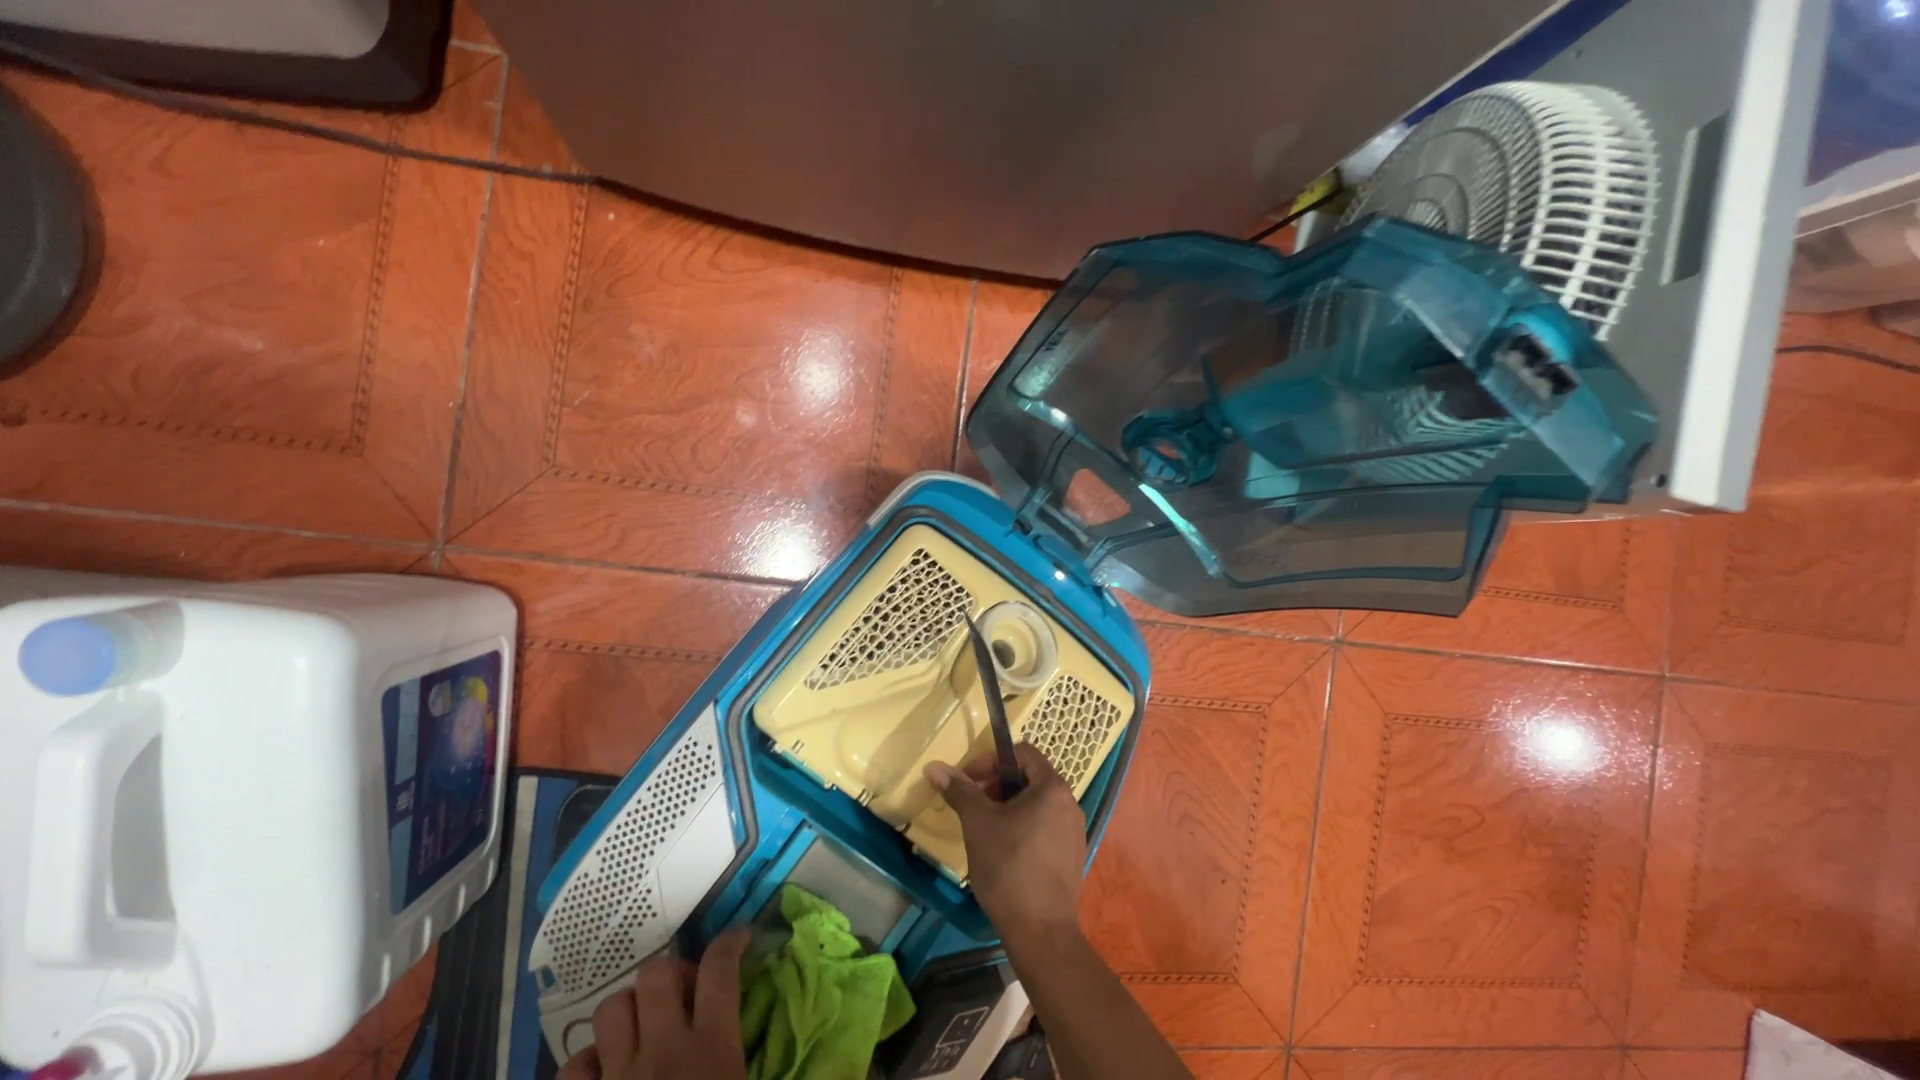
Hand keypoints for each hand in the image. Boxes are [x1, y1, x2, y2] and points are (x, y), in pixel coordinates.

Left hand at [556, 930, 748, 1079]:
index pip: (719, 973)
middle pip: (656, 975)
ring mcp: (619, 1074)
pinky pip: (574, 1064)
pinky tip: (605, 1066)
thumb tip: (769, 1032)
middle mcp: (664, 1050)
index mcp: (712, 1049)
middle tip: (683, 992)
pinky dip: (588, 1060)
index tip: (738, 936)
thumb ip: (749, 1056)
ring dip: (628, 1009)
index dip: (729, 944)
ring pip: (611, 1008)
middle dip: (670, 973)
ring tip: (643, 1024)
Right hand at [924, 743, 1086, 948]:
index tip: (968, 782)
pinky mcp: (1072, 856)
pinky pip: (1045, 828)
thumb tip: (934, 767)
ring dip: (1008, 808)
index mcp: (1052, 788)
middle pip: (1030, 778)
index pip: (1023, 753)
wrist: (1040, 930)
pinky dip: (1023, 828)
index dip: (991, 760)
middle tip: (974, 807)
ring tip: (985, 831)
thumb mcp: (977, 823)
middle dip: (997, 786)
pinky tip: (1004, 853)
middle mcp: (1070, 804)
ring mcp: (1074, 832)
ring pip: (1037, 805)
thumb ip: (959, 791)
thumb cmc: (1008, 867)